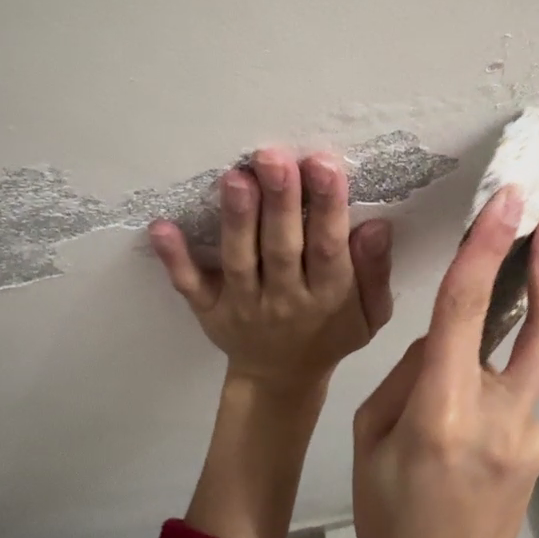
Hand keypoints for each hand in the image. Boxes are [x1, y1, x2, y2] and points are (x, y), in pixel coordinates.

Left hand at [150, 147, 394, 396]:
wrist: (281, 380)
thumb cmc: (332, 333)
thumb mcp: (370, 313)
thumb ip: (375, 271)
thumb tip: (377, 226)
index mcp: (328, 296)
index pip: (328, 247)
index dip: (327, 206)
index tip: (322, 164)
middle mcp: (284, 300)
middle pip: (282, 247)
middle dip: (279, 201)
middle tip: (272, 157)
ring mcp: (242, 306)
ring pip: (240, 260)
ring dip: (237, 219)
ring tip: (235, 177)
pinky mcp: (209, 310)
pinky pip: (190, 286)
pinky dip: (174, 258)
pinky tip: (161, 227)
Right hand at [351, 188, 538, 537]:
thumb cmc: (391, 520)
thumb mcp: (368, 439)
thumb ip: (407, 375)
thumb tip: (442, 336)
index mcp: (440, 412)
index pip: (467, 310)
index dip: (489, 248)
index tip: (509, 203)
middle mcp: (497, 415)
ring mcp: (530, 432)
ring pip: (526, 355)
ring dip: (513, 322)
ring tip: (466, 357)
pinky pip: (514, 390)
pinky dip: (489, 381)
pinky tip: (462, 426)